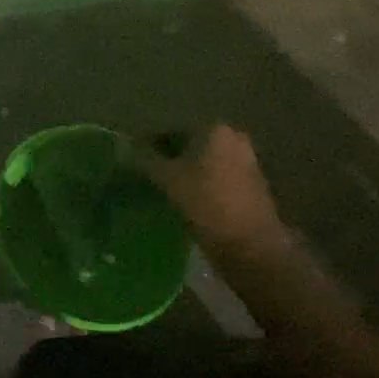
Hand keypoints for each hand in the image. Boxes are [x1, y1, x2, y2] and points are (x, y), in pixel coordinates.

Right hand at [143, 124, 287, 251]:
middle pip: (191, 146)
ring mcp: (248, 164)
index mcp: (215, 130)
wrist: (251, 247)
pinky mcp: (254, 188)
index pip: (173, 130)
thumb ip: (145, 160)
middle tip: (148, 173)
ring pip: (206, 163)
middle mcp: (235, 140)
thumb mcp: (167, 179)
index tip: (135, 159)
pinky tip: (187, 201)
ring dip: (186, 173)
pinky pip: (218, 179)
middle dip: (170, 158)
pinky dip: (202, 186)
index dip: (150, 144)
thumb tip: (125, 150)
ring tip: (164, 189)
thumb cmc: (206, 203)